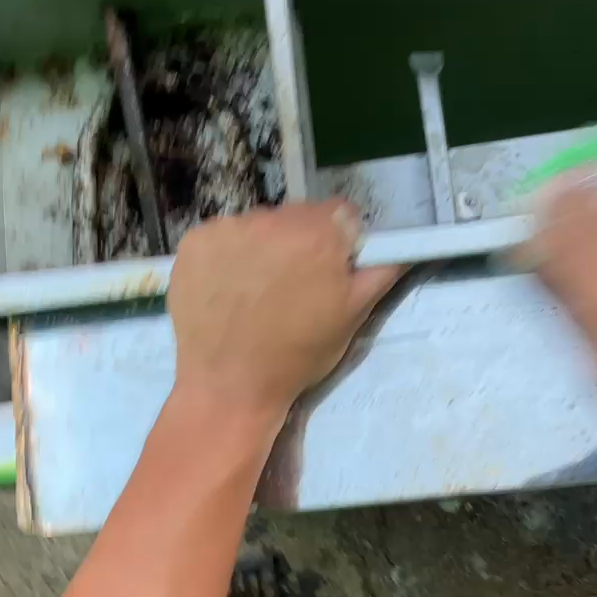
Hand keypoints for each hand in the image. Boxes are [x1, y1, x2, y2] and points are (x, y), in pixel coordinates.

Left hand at [167, 201, 402, 423]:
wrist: (229, 383)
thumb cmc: (298, 355)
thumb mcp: (351, 319)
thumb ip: (378, 276)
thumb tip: (400, 251)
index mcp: (320, 235)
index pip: (341, 214)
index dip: (342, 242)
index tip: (333, 270)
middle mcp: (273, 219)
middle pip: (298, 217)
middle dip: (303, 243)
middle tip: (297, 288)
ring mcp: (229, 228)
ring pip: (260, 226)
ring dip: (265, 248)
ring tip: (260, 294)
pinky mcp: (196, 241)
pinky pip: (224, 237)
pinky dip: (230, 257)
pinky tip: (231, 291)